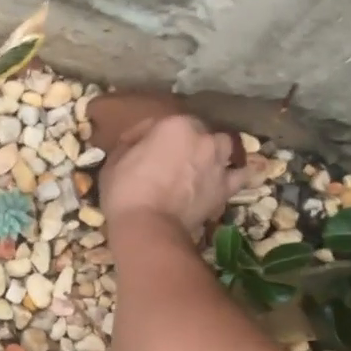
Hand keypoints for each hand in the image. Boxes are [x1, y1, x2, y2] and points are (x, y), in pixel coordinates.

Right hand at [99, 115, 245, 236]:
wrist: (147, 227)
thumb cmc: (124, 193)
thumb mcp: (113, 165)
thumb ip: (127, 148)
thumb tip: (133, 147)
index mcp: (174, 126)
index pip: (154, 123)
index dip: (139, 135)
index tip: (128, 146)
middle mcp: (203, 137)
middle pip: (192, 131)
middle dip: (178, 141)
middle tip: (162, 157)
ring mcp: (218, 161)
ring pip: (221, 146)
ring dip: (210, 151)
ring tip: (196, 163)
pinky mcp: (226, 186)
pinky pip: (238, 174)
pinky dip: (230, 174)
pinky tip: (221, 178)